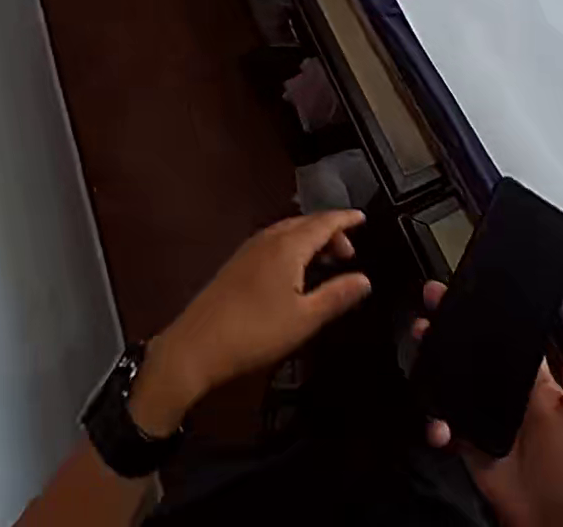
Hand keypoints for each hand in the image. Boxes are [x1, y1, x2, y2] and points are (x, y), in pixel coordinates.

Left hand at [128, 210, 370, 435]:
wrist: (198, 344)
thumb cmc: (256, 332)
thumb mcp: (305, 319)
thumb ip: (337, 296)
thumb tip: (364, 279)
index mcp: (288, 246)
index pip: (323, 222)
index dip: (345, 219)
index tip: (362, 217)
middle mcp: (269, 238)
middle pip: (306, 222)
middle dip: (330, 230)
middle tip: (349, 252)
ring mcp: (250, 248)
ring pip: (289, 230)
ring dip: (311, 238)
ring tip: (327, 259)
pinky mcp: (239, 261)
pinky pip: (275, 240)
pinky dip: (293, 245)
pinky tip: (296, 268)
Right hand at [415, 280, 562, 526]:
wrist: (547, 522)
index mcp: (528, 379)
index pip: (501, 335)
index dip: (479, 311)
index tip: (460, 291)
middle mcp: (499, 388)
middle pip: (465, 348)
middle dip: (442, 325)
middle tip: (429, 310)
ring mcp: (478, 409)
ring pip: (447, 373)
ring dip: (429, 358)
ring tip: (422, 343)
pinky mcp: (462, 433)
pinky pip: (440, 416)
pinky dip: (434, 418)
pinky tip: (439, 425)